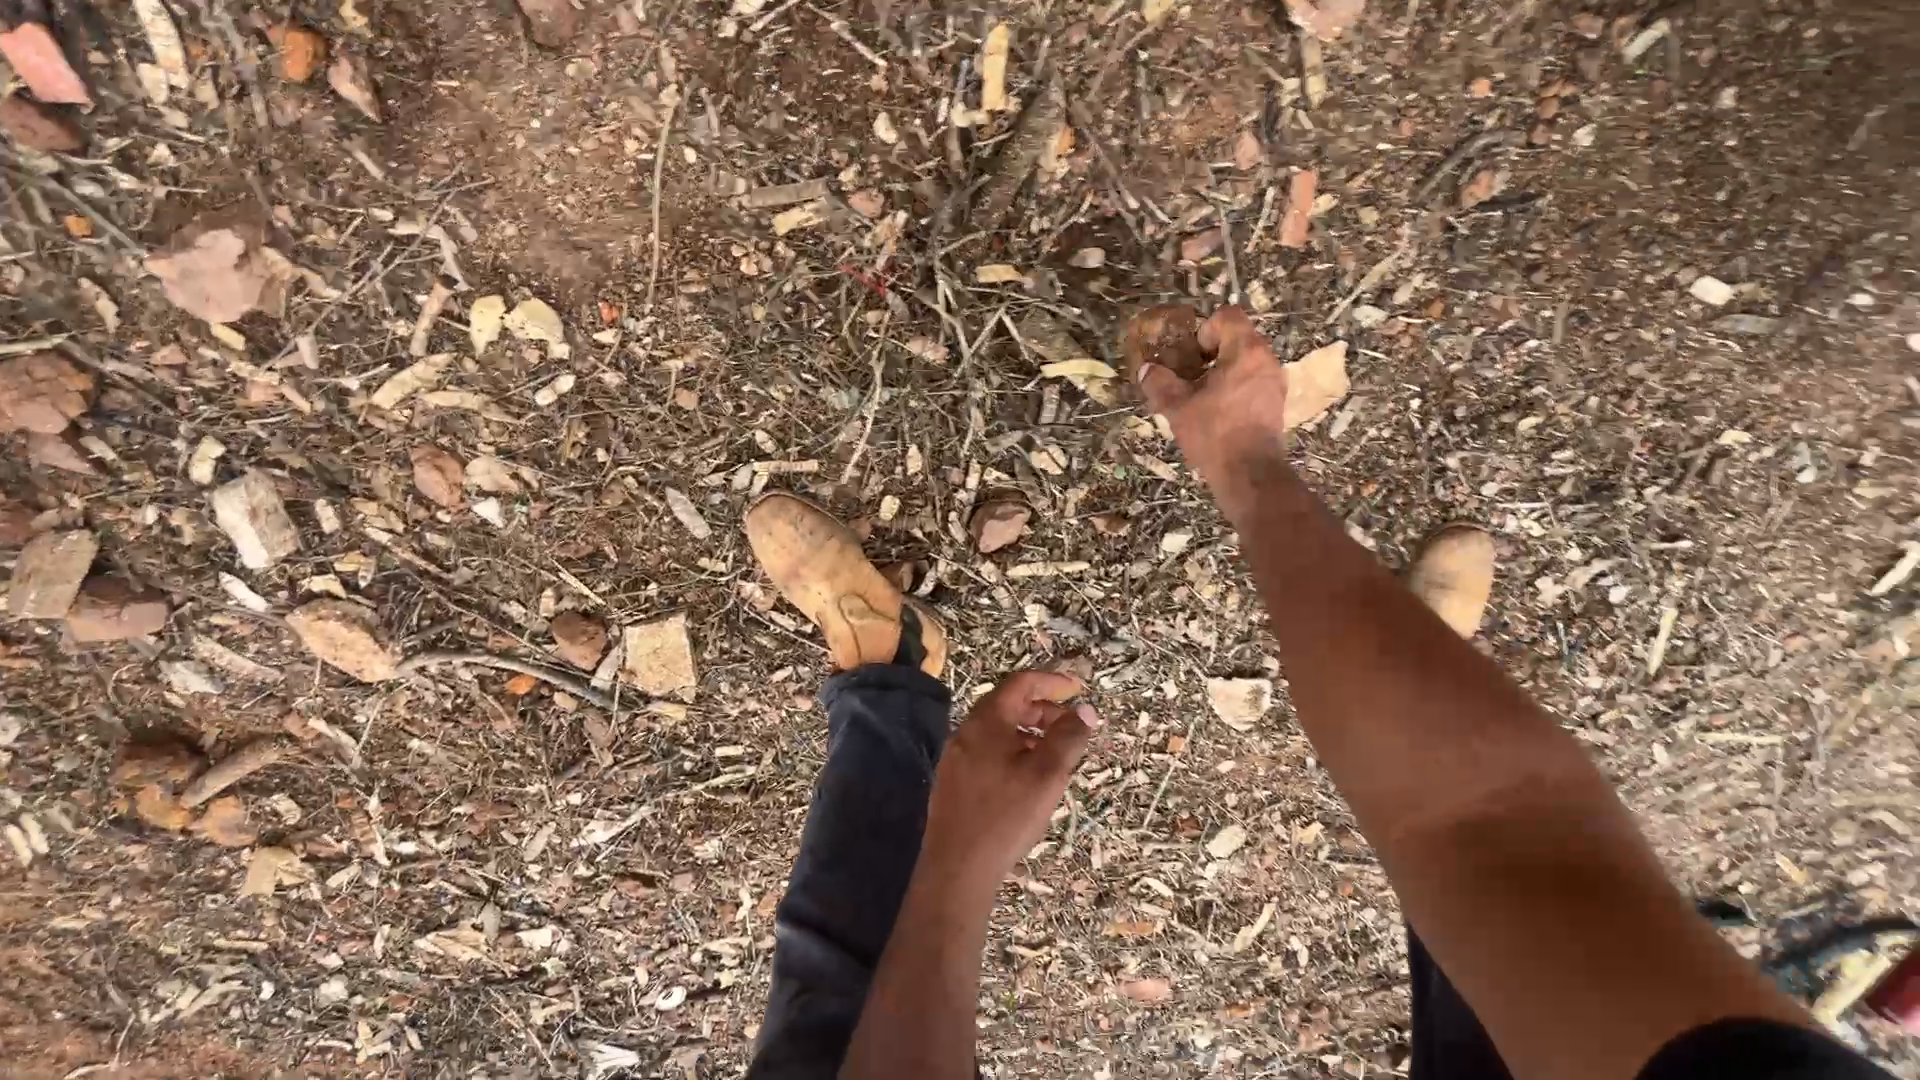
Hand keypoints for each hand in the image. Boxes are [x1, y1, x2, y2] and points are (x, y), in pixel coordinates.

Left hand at [920, 670, 1101, 891]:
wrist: (957, 867)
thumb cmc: (1006, 815)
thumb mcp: (1047, 775)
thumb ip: (1068, 738)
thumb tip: (1086, 710)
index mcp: (986, 721)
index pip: (1020, 683)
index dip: (1051, 682)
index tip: (1076, 690)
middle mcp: (965, 731)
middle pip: (1007, 705)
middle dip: (1042, 710)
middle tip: (1070, 727)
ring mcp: (955, 756)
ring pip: (997, 730)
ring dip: (1028, 733)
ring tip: (1054, 755)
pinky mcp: (952, 781)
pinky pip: (987, 751)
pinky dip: (1012, 751)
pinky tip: (1026, 778)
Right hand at [1135, 306, 1289, 487]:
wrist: (1249, 474)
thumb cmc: (1214, 433)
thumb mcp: (1177, 407)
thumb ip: (1159, 383)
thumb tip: (1146, 370)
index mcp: (1246, 351)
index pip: (1228, 317)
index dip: (1203, 330)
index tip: (1189, 355)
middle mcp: (1267, 360)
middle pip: (1237, 339)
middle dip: (1209, 353)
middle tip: (1188, 376)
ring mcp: (1275, 383)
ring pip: (1245, 363)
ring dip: (1221, 373)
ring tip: (1199, 397)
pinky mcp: (1275, 404)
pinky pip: (1252, 383)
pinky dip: (1234, 389)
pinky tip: (1216, 413)